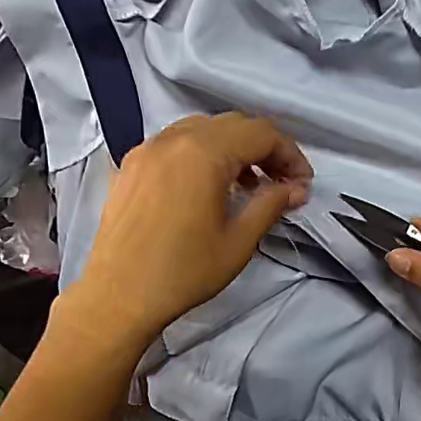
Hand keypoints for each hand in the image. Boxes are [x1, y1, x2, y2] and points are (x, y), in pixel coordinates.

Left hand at [64, 112, 311, 350]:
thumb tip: (296, 188)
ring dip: (231, 147)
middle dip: (263, 148)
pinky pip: (174, 143)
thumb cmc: (183, 272)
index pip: (261, 134)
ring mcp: (148, 149)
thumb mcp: (238, 241)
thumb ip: (270, 204)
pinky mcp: (131, 165)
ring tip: (245, 184)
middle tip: (280, 182)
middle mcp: (174, 139)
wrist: (118, 295)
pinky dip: (200, 152)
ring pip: (202, 128)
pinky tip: (206, 186)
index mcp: (204, 153)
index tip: (301, 184)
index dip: (289, 154)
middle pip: (232, 124)